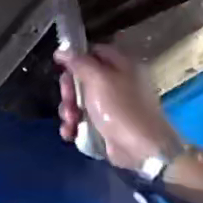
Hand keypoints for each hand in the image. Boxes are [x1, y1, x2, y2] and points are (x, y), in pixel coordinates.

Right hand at [56, 45, 185, 169]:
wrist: (142, 151)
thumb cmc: (121, 109)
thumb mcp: (98, 79)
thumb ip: (79, 61)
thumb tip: (62, 50)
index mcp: (122, 66)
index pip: (94, 51)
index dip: (75, 56)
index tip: (60, 65)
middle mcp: (118, 83)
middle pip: (82, 76)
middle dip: (69, 89)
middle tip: (68, 99)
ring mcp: (112, 105)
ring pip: (79, 99)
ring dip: (69, 109)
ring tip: (70, 120)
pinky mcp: (106, 124)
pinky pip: (83, 117)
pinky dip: (74, 124)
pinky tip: (70, 131)